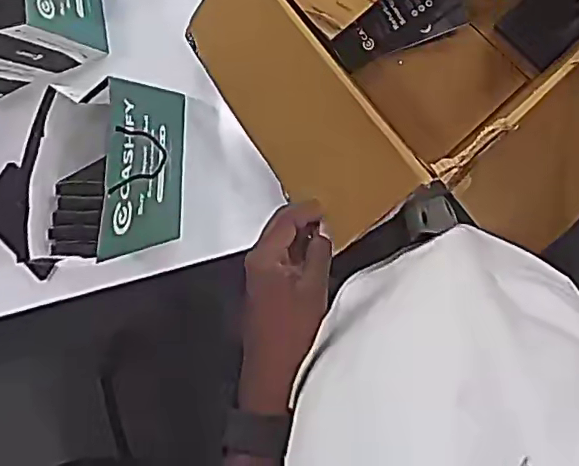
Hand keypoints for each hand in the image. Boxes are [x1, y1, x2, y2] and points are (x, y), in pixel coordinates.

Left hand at [239, 201, 330, 413]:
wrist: (274, 373)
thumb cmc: (289, 337)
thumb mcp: (313, 288)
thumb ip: (318, 253)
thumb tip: (322, 234)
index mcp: (264, 256)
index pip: (284, 220)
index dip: (305, 210)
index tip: (321, 206)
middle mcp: (256, 261)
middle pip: (278, 228)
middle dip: (301, 219)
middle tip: (322, 215)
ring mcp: (257, 274)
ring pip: (278, 242)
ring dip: (298, 235)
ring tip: (320, 233)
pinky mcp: (262, 287)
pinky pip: (279, 257)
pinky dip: (294, 251)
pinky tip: (309, 255)